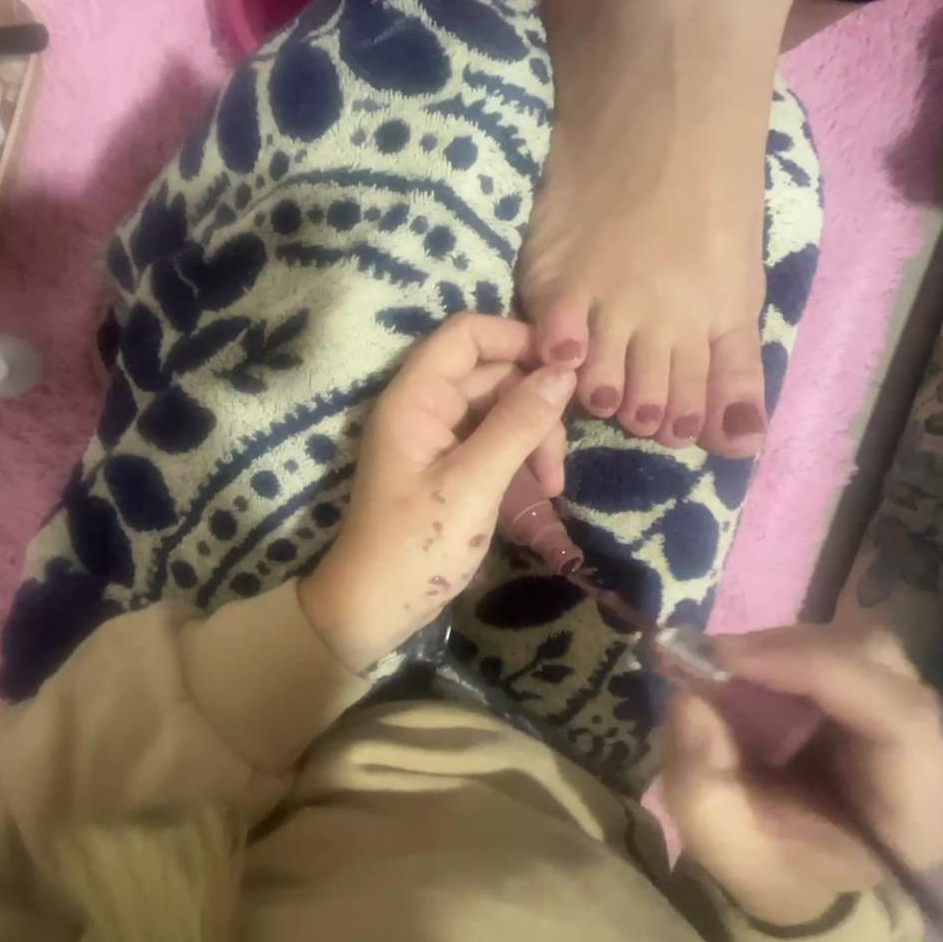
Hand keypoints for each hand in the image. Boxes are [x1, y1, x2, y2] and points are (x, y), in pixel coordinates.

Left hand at [298, 315, 575, 671]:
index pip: (466, 335)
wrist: (375, 607)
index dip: (517, 339)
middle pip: (491, 374)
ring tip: (553, 486)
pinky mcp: (450, 468)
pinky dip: (520, 460)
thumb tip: (564, 371)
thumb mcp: (472, 484)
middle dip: (534, 405)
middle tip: (558, 459)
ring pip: (499, 410)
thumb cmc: (416, 546)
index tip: (567, 369)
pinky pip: (493, 443)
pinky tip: (542, 494)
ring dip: (533, 438)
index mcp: (414, 399)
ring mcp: (436, 439)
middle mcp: (424, 408)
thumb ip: (517, 425)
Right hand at [660, 625, 942, 923]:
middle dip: (792, 649)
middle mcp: (926, 759)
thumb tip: (690, 700)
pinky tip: (743, 668)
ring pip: (861, 648)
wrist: (789, 871)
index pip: (896, 717)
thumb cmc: (766, 861)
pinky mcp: (872, 700)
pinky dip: (784, 649)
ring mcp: (903, 723)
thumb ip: (701, 779)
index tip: (727, 658)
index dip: (815, 670)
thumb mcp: (719, 836)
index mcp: (913, 812)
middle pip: (883, 666)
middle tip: (715, 656)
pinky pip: (839, 650)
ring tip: (725, 664)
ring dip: (785, 645)